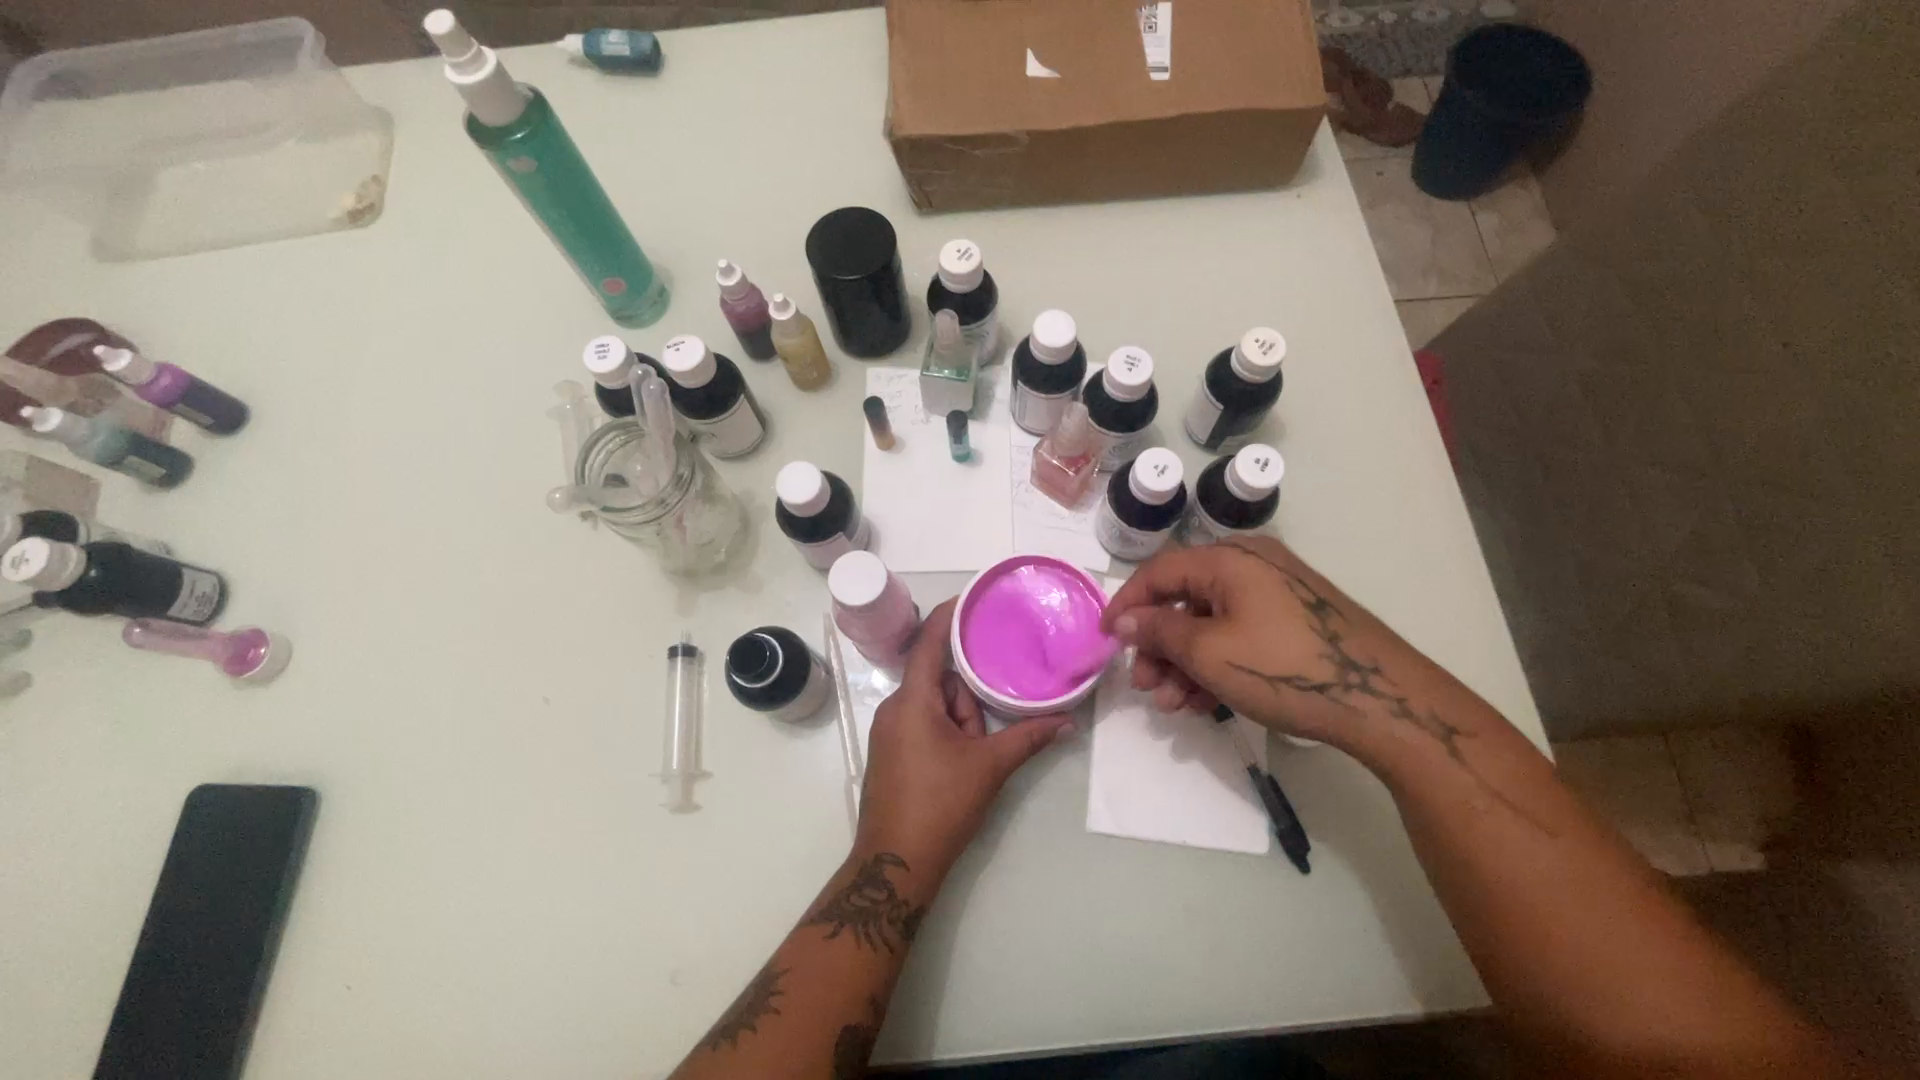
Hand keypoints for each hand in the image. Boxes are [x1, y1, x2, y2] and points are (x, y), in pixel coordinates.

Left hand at [856, 599, 1074, 875]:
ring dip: (962, 719)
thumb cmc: (940, 805)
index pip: (929, 642)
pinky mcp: (892, 754)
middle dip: (970, 695)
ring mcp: (889, 733)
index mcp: (912, 701)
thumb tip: (1068, 721)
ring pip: (934, 706)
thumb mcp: (989, 767)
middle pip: (938, 679)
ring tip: (980, 751)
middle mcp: (894, 709)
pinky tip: (969, 753)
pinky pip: (924, 724)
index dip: (949, 616)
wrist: (896, 863)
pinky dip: (949, 730)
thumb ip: (1028, 738)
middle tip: (995, 716)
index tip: (972, 596)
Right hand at [1101, 537, 1437, 748]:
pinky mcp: (1295, 621)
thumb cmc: (1285, 667)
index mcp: (1229, 560)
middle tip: (1146, 686)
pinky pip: (1239, 633)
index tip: (1105, 639)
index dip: (1126, 604)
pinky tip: (1205, 703)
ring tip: (1174, 705)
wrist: (1382, 698)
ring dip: (1184, 663)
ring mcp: (1277, 593)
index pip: (1158, 572)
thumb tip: (1125, 621)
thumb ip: (1159, 633)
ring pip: (1211, 623)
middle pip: (1184, 601)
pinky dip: (1216, 663)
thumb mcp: (1210, 653)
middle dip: (1158, 647)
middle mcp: (1252, 566)